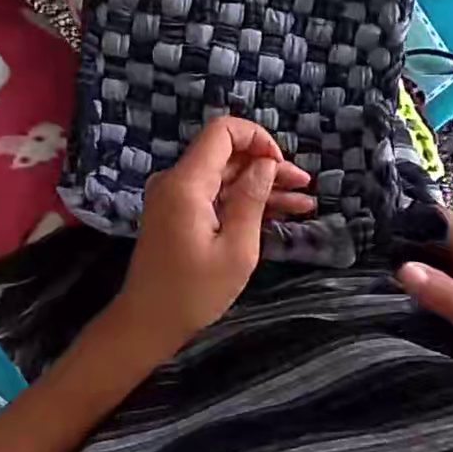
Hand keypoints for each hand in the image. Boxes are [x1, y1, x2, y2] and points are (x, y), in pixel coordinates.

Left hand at [112, 117, 315, 347]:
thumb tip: (265, 164)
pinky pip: (213, 195)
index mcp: (185, 183)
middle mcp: (175, 181)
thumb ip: (251, 200)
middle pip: (225, 154)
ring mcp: (174, 197)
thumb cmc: (193, 291)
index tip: (280, 165)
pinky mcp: (177, 213)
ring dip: (261, 185)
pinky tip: (280, 212)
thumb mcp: (236, 250)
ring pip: (223, 176)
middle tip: (304, 185)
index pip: (221, 131)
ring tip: (304, 201)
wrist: (148, 320)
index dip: (256, 138)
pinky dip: (242, 201)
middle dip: (266, 165)